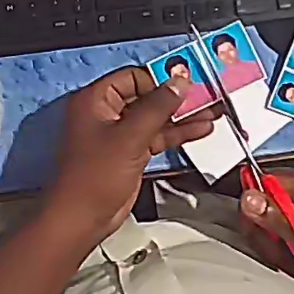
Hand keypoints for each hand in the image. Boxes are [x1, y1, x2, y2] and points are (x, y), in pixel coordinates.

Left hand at [43, 67, 219, 236]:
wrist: (83, 217)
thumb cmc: (90, 178)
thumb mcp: (129, 137)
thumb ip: (157, 107)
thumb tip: (177, 83)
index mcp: (95, 100)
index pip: (132, 77)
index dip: (159, 78)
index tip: (186, 81)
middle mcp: (104, 113)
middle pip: (146, 96)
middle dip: (175, 97)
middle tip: (204, 93)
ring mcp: (117, 133)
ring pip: (154, 117)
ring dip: (181, 115)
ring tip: (210, 109)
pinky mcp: (129, 152)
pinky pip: (155, 135)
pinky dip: (175, 133)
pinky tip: (198, 129)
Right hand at [240, 168, 293, 293]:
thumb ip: (277, 216)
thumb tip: (248, 198)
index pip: (266, 179)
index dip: (256, 202)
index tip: (255, 224)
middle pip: (268, 198)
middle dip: (266, 224)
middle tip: (275, 244)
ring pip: (274, 217)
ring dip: (275, 238)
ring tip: (290, 254)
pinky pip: (286, 229)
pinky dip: (285, 244)